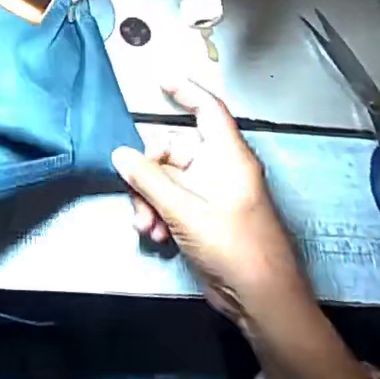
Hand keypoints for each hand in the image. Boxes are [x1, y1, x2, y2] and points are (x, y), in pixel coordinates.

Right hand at [113, 79, 313, 331]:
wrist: (259, 299)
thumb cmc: (236, 249)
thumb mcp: (186, 211)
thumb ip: (149, 180)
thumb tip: (120, 153)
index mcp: (227, 158)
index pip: (208, 111)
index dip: (186, 91)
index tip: (162, 78)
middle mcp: (218, 170)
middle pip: (170, 150)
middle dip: (146, 174)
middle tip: (137, 198)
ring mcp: (208, 194)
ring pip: (163, 179)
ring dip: (147, 200)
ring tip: (147, 225)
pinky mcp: (199, 216)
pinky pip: (167, 200)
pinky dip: (155, 213)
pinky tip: (154, 233)